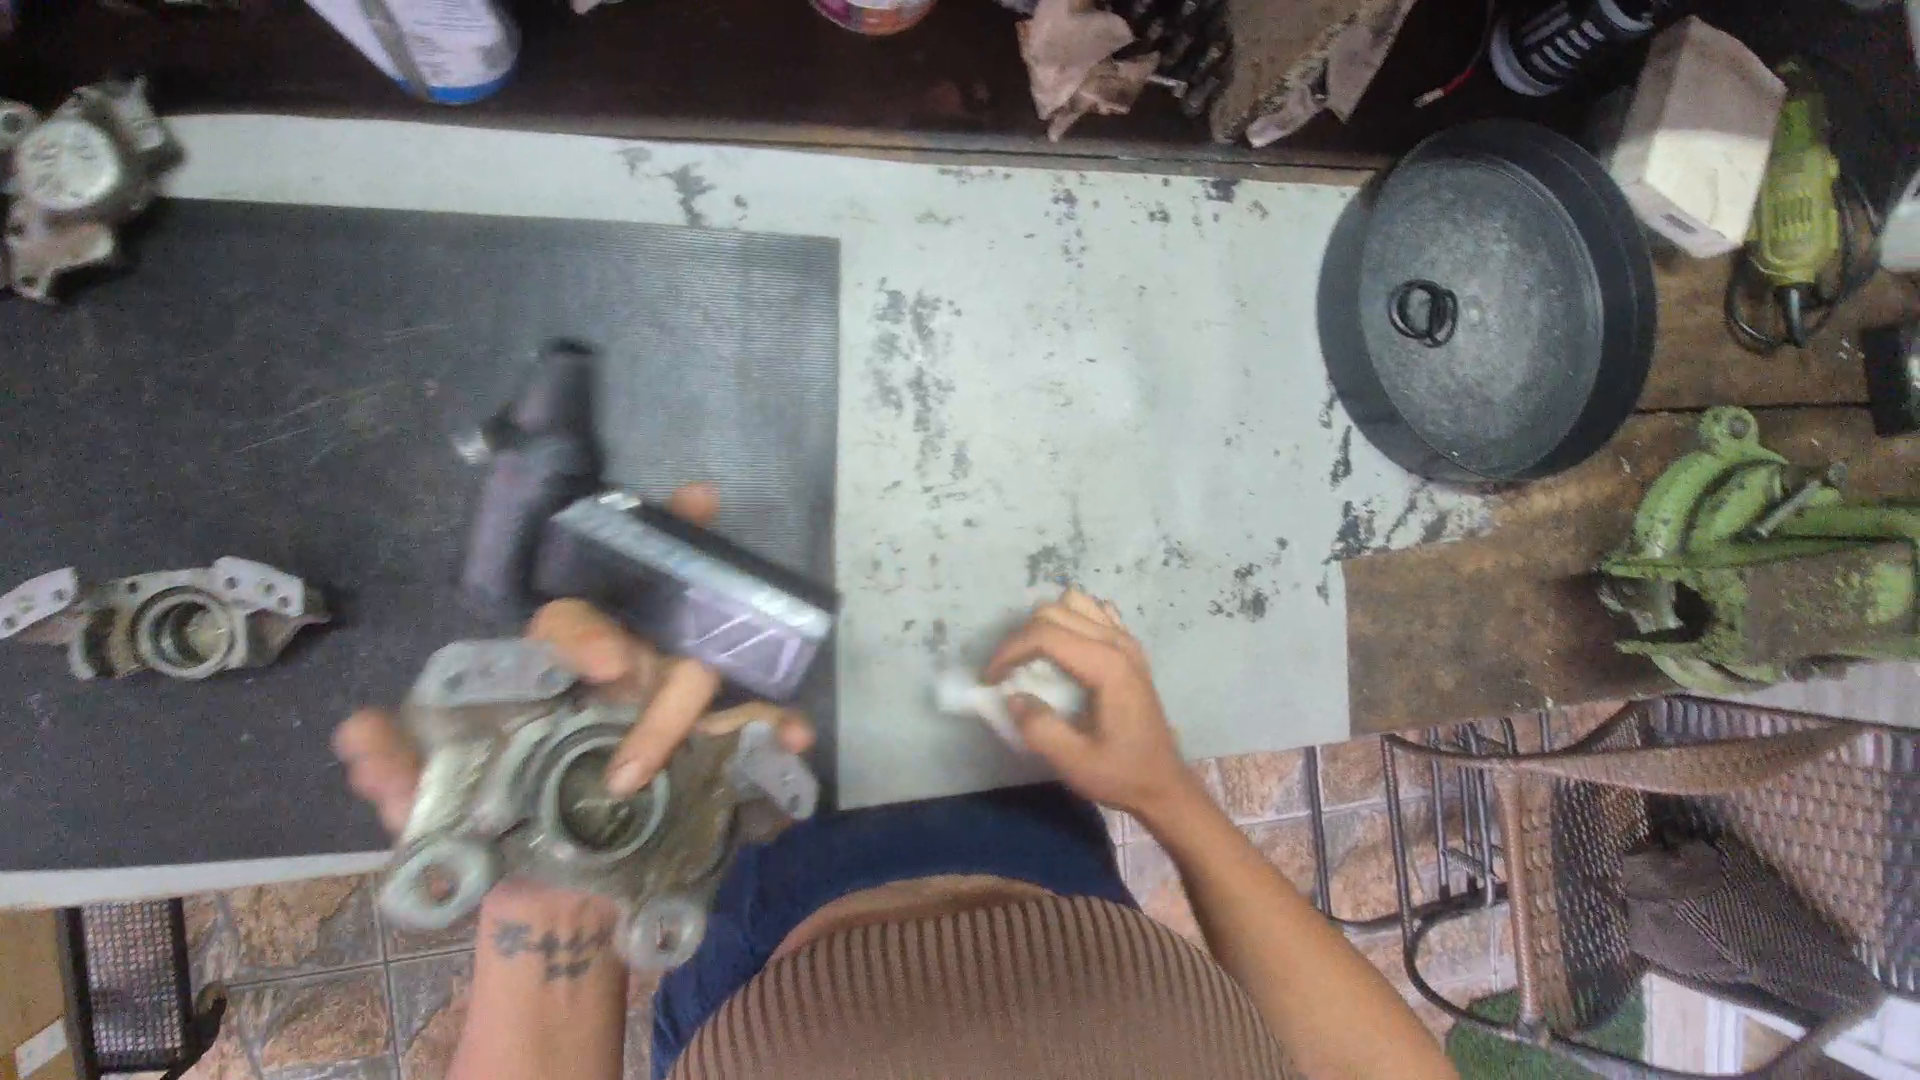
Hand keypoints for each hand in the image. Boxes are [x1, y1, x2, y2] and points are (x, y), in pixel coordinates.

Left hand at [330, 483, 815, 862]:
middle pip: (656, 626)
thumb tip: (355, 731)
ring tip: (691, 752)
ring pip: (704, 671)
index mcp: (560, 675)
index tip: (606, 664)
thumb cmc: (497, 840)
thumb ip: (400, 777)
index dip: (587, 632)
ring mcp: (673, 708)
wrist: (563, 899)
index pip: (572, 622)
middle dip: (655, 632)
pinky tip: (798, 741)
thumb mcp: (434, 817)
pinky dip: (779, 729)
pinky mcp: (712, 748)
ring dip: (697, 703)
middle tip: (638, 677)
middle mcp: (624, 675)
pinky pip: (755, 725)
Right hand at [984, 588, 1194, 818]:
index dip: (1009, 651)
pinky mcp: (1129, 647)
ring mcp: (1127, 641)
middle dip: (1021, 637)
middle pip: (1055, 611)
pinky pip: (1094, 613)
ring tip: (1033, 659)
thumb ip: (1039, 728)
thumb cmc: (1121, 774)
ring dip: (1045, 624)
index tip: (990, 679)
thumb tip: (1012, 697)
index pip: (1045, 634)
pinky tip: (1064, 651)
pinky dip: (1071, 622)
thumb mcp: (1074, 762)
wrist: (1164, 784)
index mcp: (1108, 666)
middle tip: (1007, 673)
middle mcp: (1119, 642)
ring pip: (1074, 602)